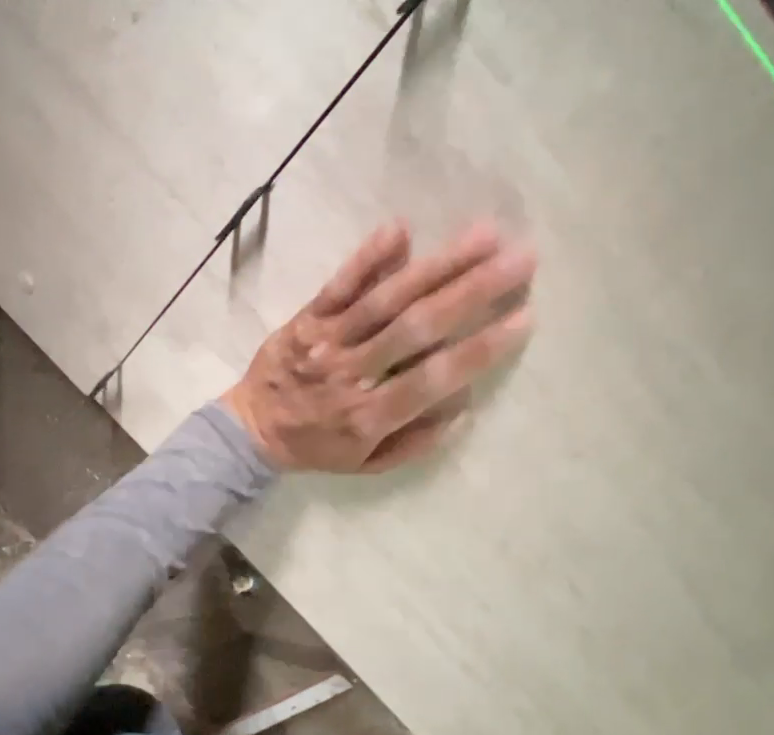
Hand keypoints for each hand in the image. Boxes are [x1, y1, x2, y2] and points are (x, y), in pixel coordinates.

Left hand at [221, 220, 535, 472]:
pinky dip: (366, 259)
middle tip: (522, 259)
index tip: (523, 318)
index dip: (480, 349)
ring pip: (385, 300)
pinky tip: (400, 230)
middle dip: (473, 291)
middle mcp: (351, 374)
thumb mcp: (366, 465)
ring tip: (485, 235)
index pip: (433, 376)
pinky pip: (337, 286)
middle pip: (417, 327)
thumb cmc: (316, 448)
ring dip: (438, 265)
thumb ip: (414, 442)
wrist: (249, 431)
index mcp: (369, 416)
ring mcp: (326, 342)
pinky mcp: (305, 320)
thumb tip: (462, 407)